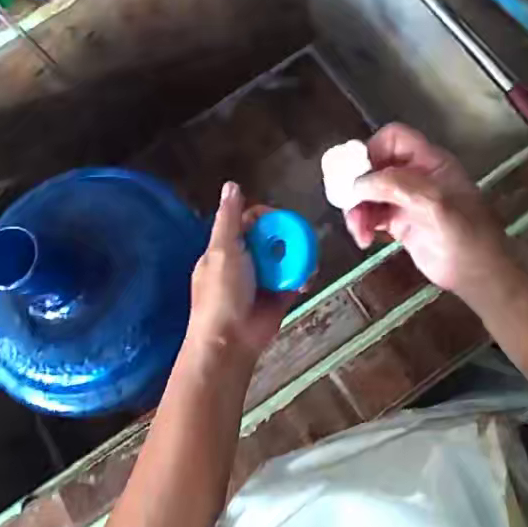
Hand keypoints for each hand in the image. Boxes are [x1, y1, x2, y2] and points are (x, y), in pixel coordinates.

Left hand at [187, 182, 298, 357]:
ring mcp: (264, 279)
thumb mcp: (222, 250)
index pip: (250, 221)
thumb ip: (230, 218)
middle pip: (273, 237)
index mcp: (226, 248)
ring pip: (287, 257)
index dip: (267, 217)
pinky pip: (296, 279)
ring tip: (306, 260)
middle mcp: (246, 261)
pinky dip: (304, 277)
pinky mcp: (280, 296)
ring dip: (298, 257)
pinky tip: (306, 279)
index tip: (279, 222)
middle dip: (288, 237)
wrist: (230, 341)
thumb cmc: (221, 293)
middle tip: (299, 240)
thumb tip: (232, 184)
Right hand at [343, 124, 516, 300]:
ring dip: (357, 210)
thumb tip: (358, 183)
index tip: (358, 173)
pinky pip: (371, 215)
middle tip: (348, 205)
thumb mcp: (435, 205)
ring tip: (359, 232)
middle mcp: (416, 176)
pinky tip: (364, 240)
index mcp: (430, 162)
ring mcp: (406, 200)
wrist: (478, 276)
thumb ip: (398, 186)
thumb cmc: (466, 236)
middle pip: (374, 166)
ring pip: (368, 192)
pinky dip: (362, 224)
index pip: (394, 138)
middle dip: (358, 185)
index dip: (373, 149)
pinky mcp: (399, 223)